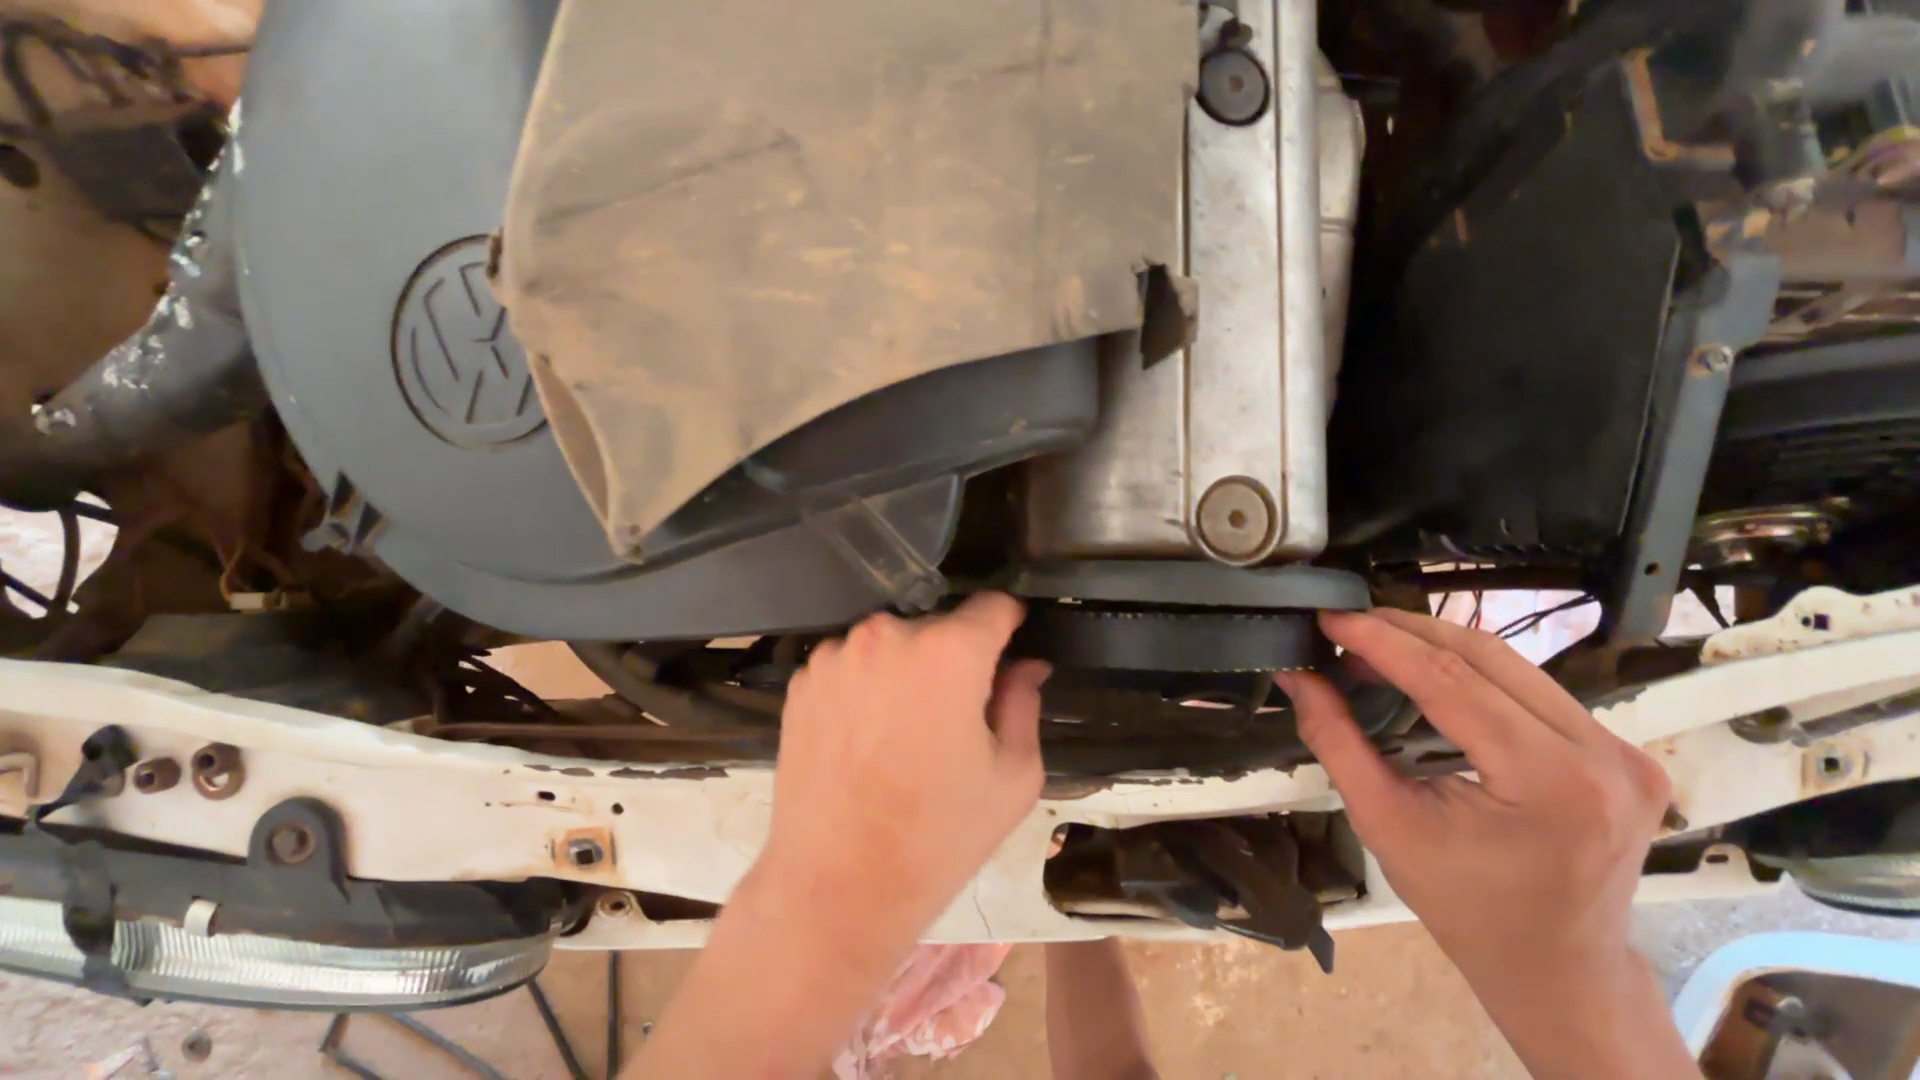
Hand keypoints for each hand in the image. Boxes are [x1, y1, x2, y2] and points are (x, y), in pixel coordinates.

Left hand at [634, 593, 1048, 1079]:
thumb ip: (1023, 704)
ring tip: (905, 736)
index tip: (1010, 657)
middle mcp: (886, 636)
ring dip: (906, 672)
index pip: (994, 606)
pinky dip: (866, 688)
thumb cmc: (938, 837)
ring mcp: (835, 656)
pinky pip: (851, 667)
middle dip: (955, 659)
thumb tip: (1024, 666)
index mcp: (948, 652)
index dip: (1009, 629)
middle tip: (956, 719)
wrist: (835, 886)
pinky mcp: (802, 683)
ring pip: (891, 646)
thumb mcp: (1012, 776)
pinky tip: (866, 741)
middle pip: (939, 628)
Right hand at [1276, 609, 1692, 1078]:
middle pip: (1489, 658)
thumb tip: (1297, 676)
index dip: (1383, 642)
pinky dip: (1474, 674)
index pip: (1452, 682)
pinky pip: (1535, 689)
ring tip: (1376, 647)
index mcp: (1551, 782)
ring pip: (1514, 665)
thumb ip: (1337, 741)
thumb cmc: (1464, 906)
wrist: (1557, 966)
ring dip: (1438, 648)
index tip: (1331, 619)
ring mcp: (1625, 750)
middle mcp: (1604, 755)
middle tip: (1346, 627)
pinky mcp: (1623, 751)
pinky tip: (1429, 675)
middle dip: (1408, 632)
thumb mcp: (1385, 824)